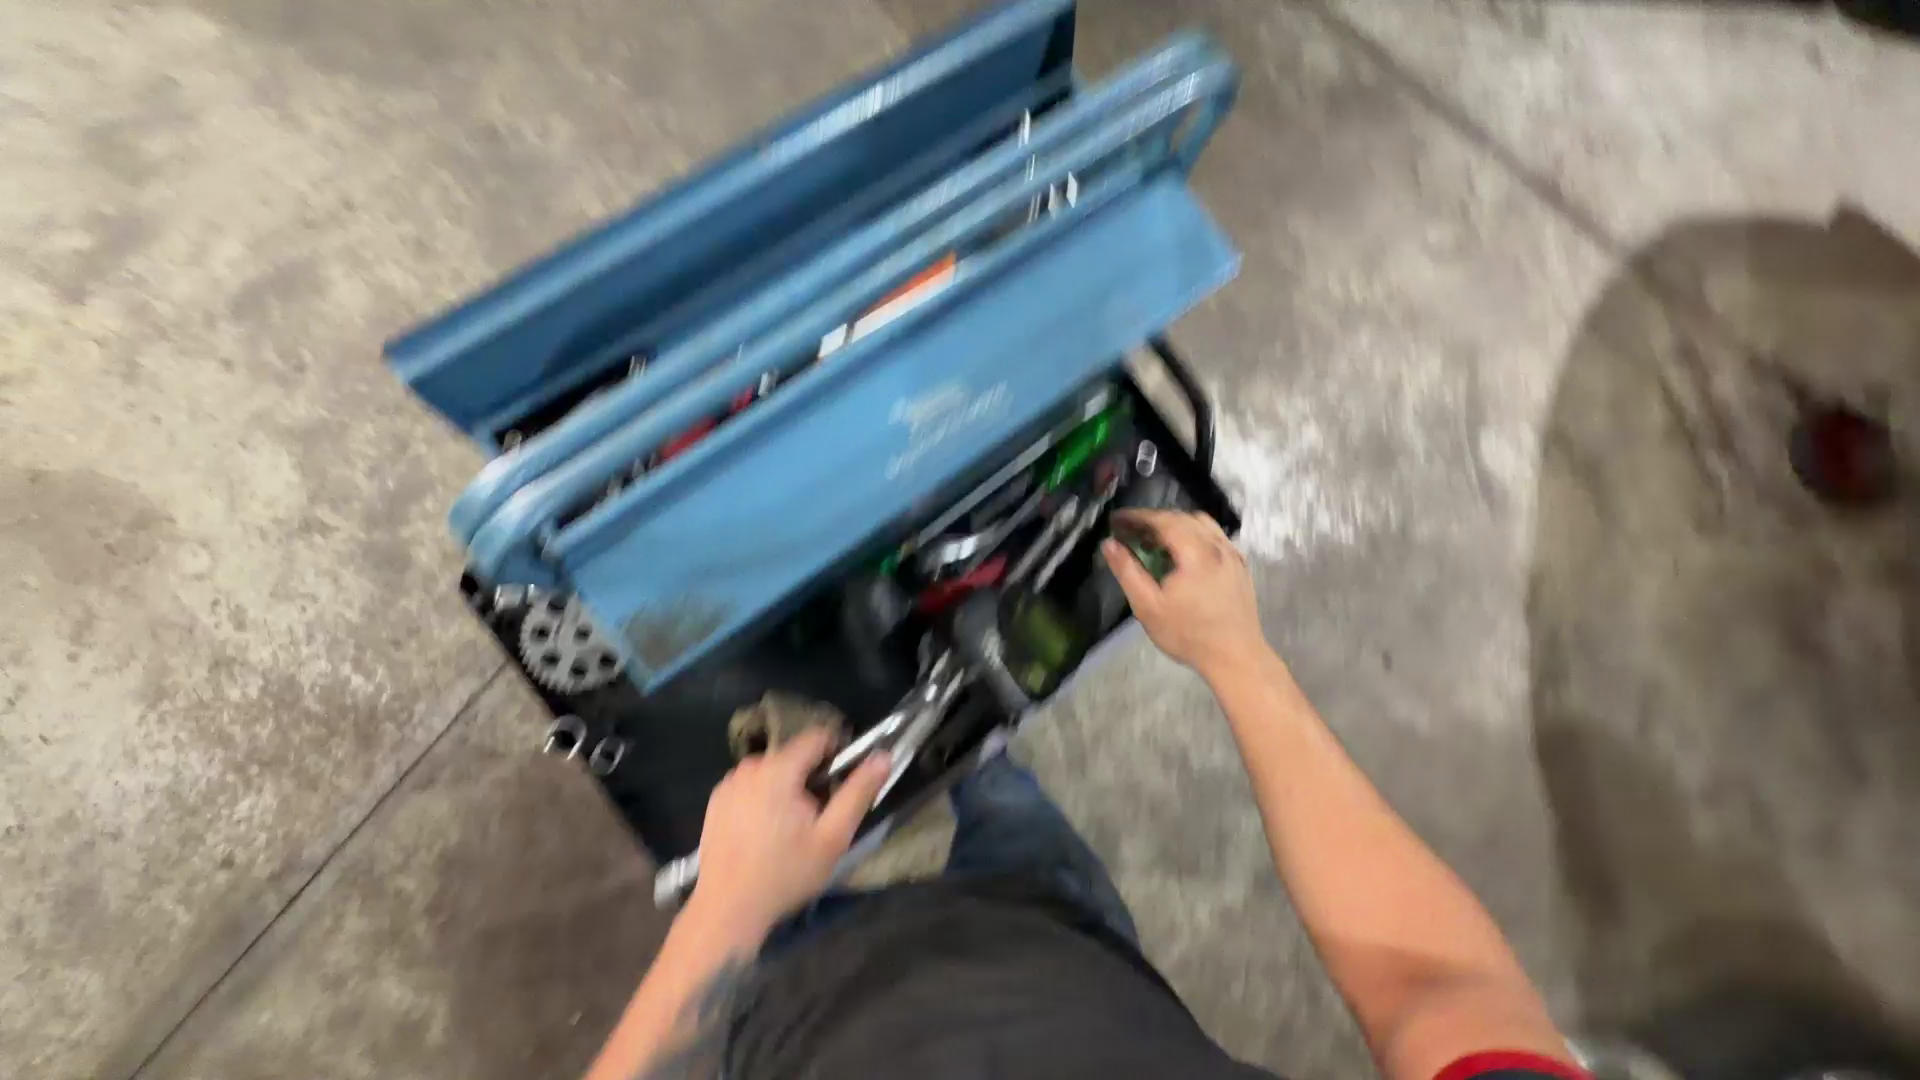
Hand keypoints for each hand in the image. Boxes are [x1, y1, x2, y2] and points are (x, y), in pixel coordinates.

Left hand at [686, 728, 890, 936]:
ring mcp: (729, 783)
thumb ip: (859, 792)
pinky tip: (765, 833)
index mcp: (778, 768)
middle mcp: (749, 766)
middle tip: (818, 817)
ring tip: (791, 829)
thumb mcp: (832, 837)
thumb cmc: (785, 873)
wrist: (727, 910)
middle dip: (812, 777)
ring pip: (772, 771)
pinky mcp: (716, 801)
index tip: (844, 782)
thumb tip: (883, 757)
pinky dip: (764, 798)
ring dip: (787, 787)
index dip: (838, 752)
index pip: (817, 736)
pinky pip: (751, 786)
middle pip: (794, 756)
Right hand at [1101, 509, 1266, 682]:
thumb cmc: (1188, 634)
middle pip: (1183, 518)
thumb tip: (1109, 544)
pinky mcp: (1240, 566)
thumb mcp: (1148, 606)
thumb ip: (1127, 571)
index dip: (1137, 516)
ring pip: (1202, 524)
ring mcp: (1232, 555)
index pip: (1163, 520)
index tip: (1116, 520)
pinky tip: (1184, 554)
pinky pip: (1215, 537)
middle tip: (1131, 531)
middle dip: (1154, 519)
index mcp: (1195, 552)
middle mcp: (1217, 546)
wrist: (1235, 657)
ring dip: (1176, 525)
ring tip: (1156, 541)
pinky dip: (1194, 535)